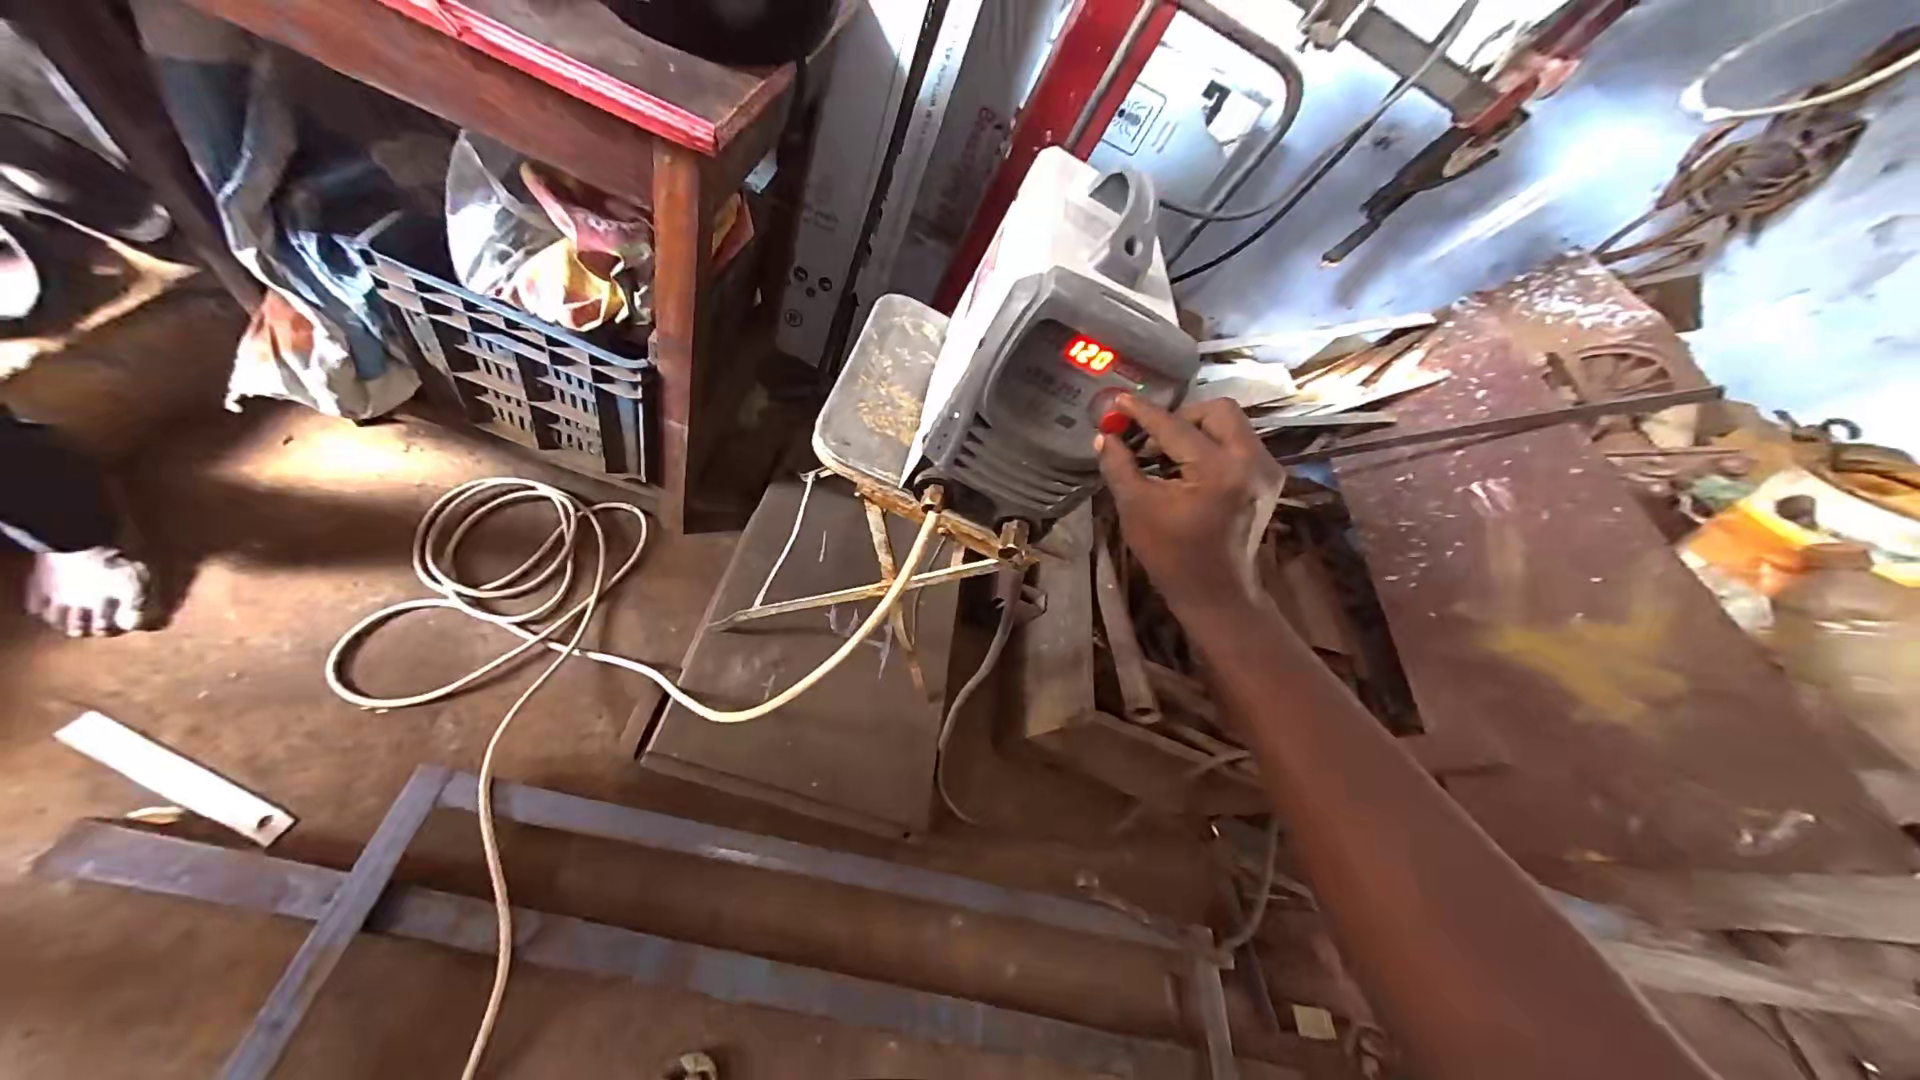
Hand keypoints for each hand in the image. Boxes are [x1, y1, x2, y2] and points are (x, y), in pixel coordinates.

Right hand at [1095, 395, 1284, 617]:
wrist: (1216, 594)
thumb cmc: (1172, 556)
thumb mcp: (1136, 509)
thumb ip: (1119, 466)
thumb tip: (1105, 435)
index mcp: (1220, 471)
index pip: (1175, 427)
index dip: (1142, 413)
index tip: (1119, 401)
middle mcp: (1252, 461)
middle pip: (1216, 411)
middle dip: (1179, 417)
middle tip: (1150, 437)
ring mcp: (1266, 470)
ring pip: (1230, 424)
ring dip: (1195, 430)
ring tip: (1165, 453)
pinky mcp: (1268, 478)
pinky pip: (1238, 443)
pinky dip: (1210, 445)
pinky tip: (1186, 466)